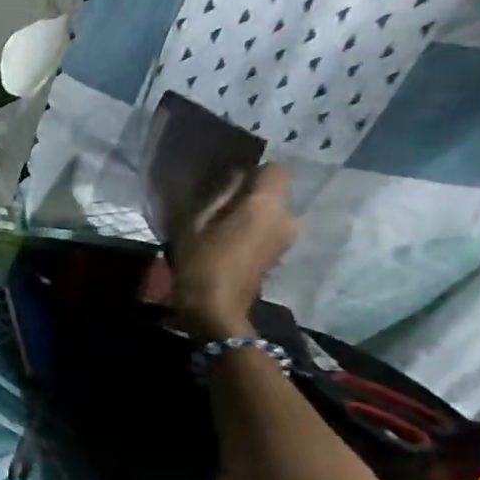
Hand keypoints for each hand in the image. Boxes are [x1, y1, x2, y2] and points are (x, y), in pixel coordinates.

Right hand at [170, 163, 299, 339]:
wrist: (216, 310)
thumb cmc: (200, 264)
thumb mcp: (193, 226)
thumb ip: (215, 197)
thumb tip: (230, 177)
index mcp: (266, 205)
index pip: (277, 169)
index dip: (255, 170)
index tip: (229, 179)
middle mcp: (286, 216)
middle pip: (276, 191)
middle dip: (252, 193)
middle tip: (219, 202)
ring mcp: (287, 237)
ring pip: (273, 211)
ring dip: (252, 212)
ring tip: (221, 223)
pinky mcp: (279, 253)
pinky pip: (270, 227)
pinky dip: (254, 228)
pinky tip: (229, 240)